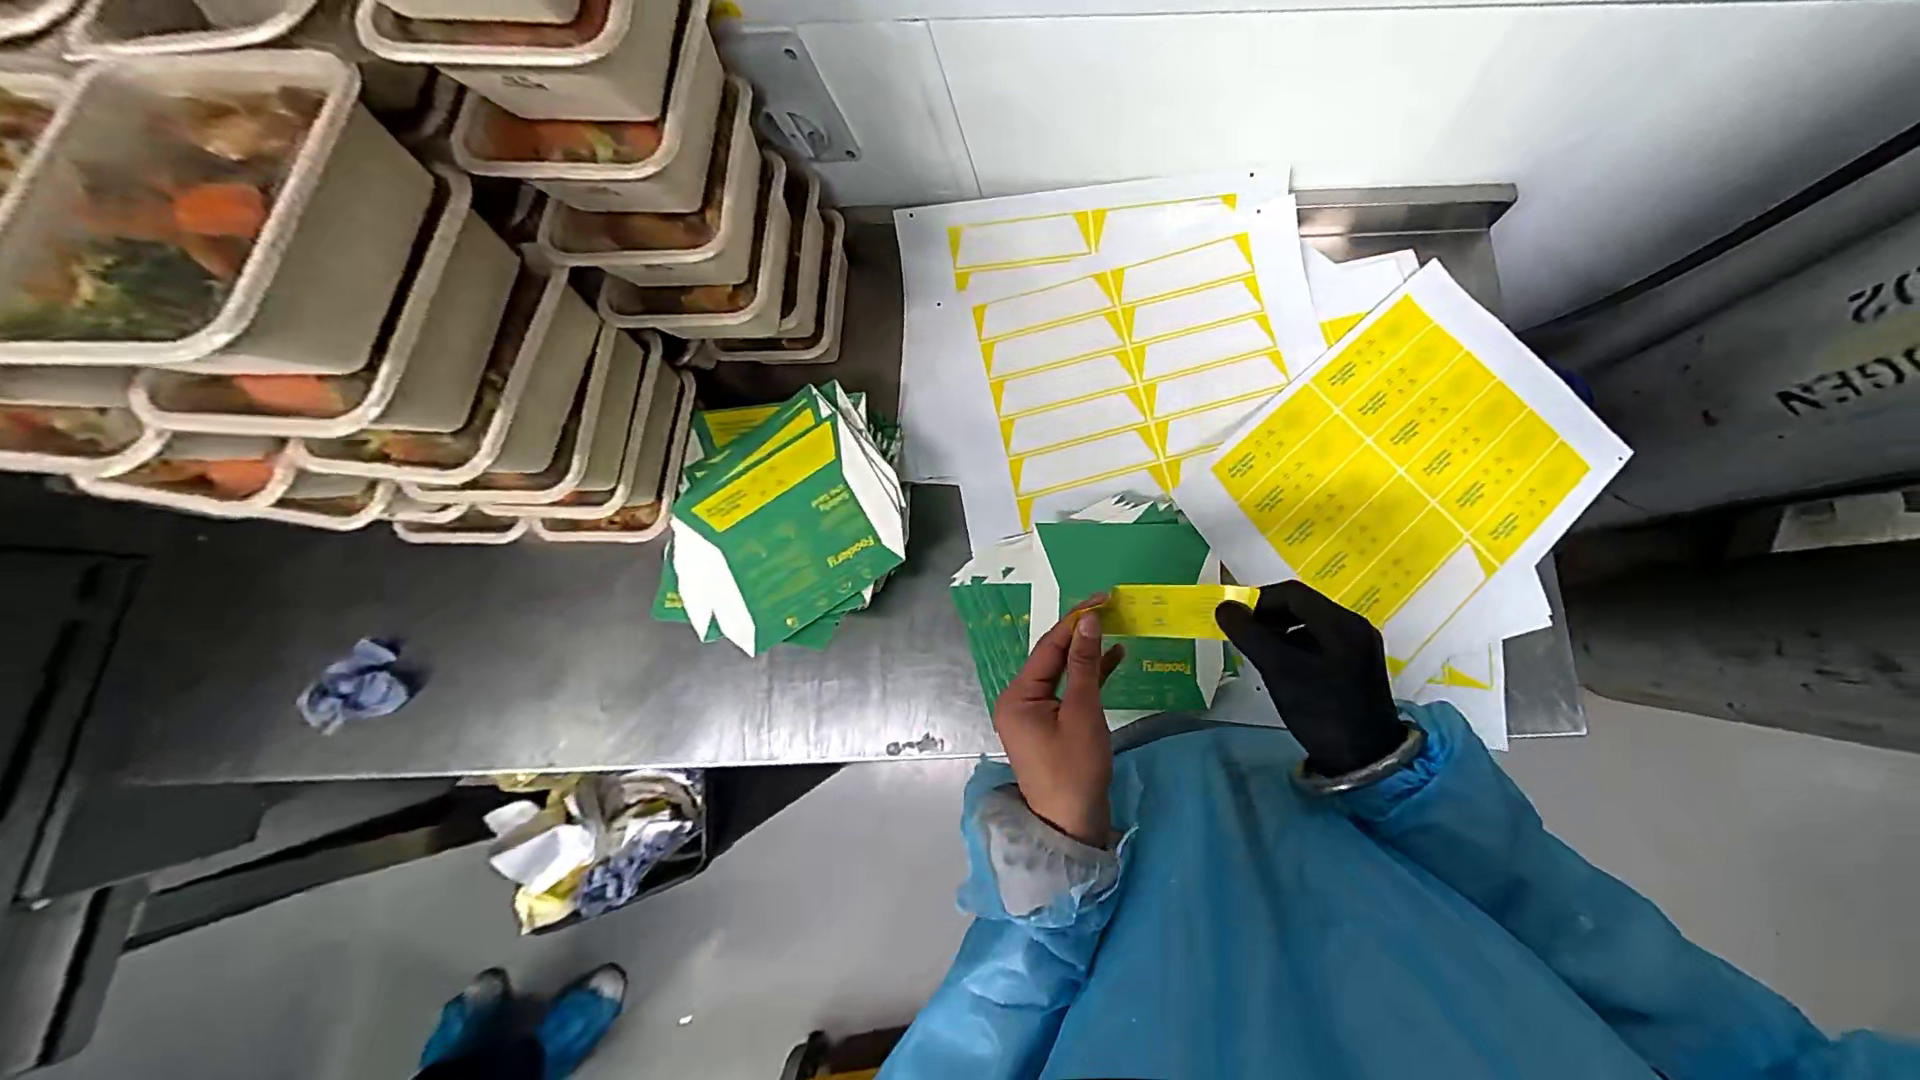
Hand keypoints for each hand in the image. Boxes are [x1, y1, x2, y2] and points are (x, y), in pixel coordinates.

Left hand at [993, 595, 1124, 846]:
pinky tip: (1112, 659)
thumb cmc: (1074, 769)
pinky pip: (1066, 692)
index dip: (1074, 621)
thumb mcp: (1082, 712)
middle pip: (1051, 658)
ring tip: (1114, 628)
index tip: (1100, 599)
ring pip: (1061, 673)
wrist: (1072, 826)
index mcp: (1017, 696)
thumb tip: (1087, 622)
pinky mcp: (1049, 724)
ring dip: (1086, 654)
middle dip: (1079, 634)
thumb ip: (1083, 664)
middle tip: (1109, 609)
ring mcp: (1033, 713)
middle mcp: (1019, 700)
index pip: (1047, 648)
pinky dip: (1087, 678)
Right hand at [1215, 581, 1405, 776]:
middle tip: (1245, 636)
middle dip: (1268, 616)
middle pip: (1302, 605)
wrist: (1364, 759)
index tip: (1237, 621)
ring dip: (1280, 630)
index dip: (1258, 601)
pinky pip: (1320, 641)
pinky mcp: (1357, 664)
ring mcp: (1359, 646)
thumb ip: (1249, 634)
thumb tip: (1224, 607)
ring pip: (1310, 623)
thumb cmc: (1321, 711)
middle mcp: (1354, 627)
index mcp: (1341, 623)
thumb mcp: (1279, 670)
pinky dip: (1295, 644)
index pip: (1292, 593)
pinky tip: (1283, 666)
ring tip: (1261, 651)